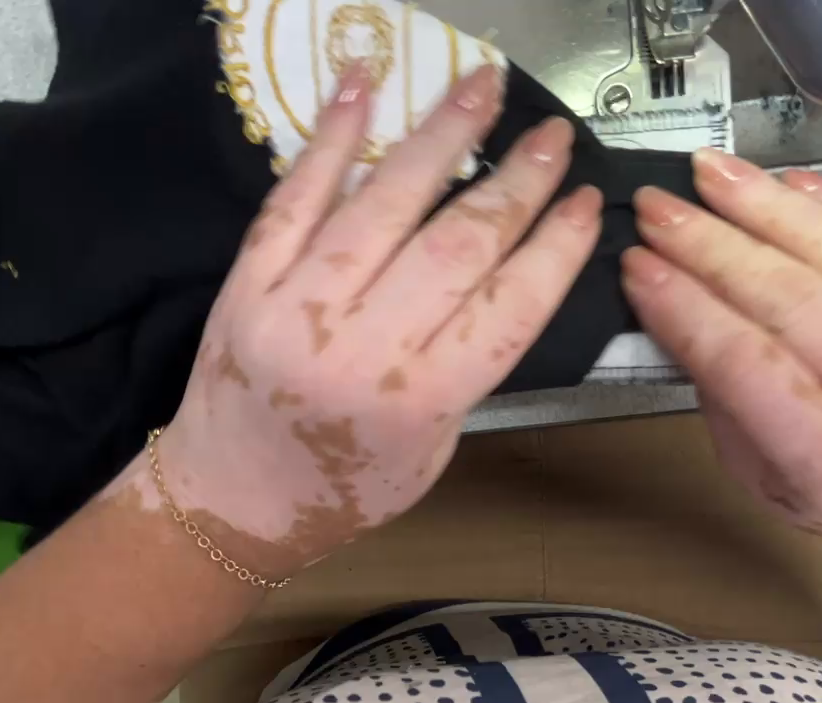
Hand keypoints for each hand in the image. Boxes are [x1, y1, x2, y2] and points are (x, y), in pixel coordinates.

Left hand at [116, 65, 602, 576]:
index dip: (554, 249)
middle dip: (516, 183)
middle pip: (455, 245)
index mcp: (418, 402)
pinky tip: (365, 85)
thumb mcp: (432, 450)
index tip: (586, 204)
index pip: (507, 307)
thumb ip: (464, 370)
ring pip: (382, 203)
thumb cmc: (347, 490)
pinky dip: (330, 139)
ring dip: (440, 136)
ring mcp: (296, 308)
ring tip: (483, 83)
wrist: (234, 499)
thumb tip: (497, 280)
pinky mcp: (248, 282)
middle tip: (552, 137)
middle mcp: (360, 349)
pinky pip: (293, 197)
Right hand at [620, 150, 821, 548]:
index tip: (637, 264)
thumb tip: (673, 291)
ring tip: (714, 173)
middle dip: (714, 245)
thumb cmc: (814, 485)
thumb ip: (717, 384)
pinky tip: (789, 181)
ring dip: (772, 205)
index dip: (686, 306)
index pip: (746, 363)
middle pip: (796, 300)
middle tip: (659, 206)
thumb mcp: (746, 462)